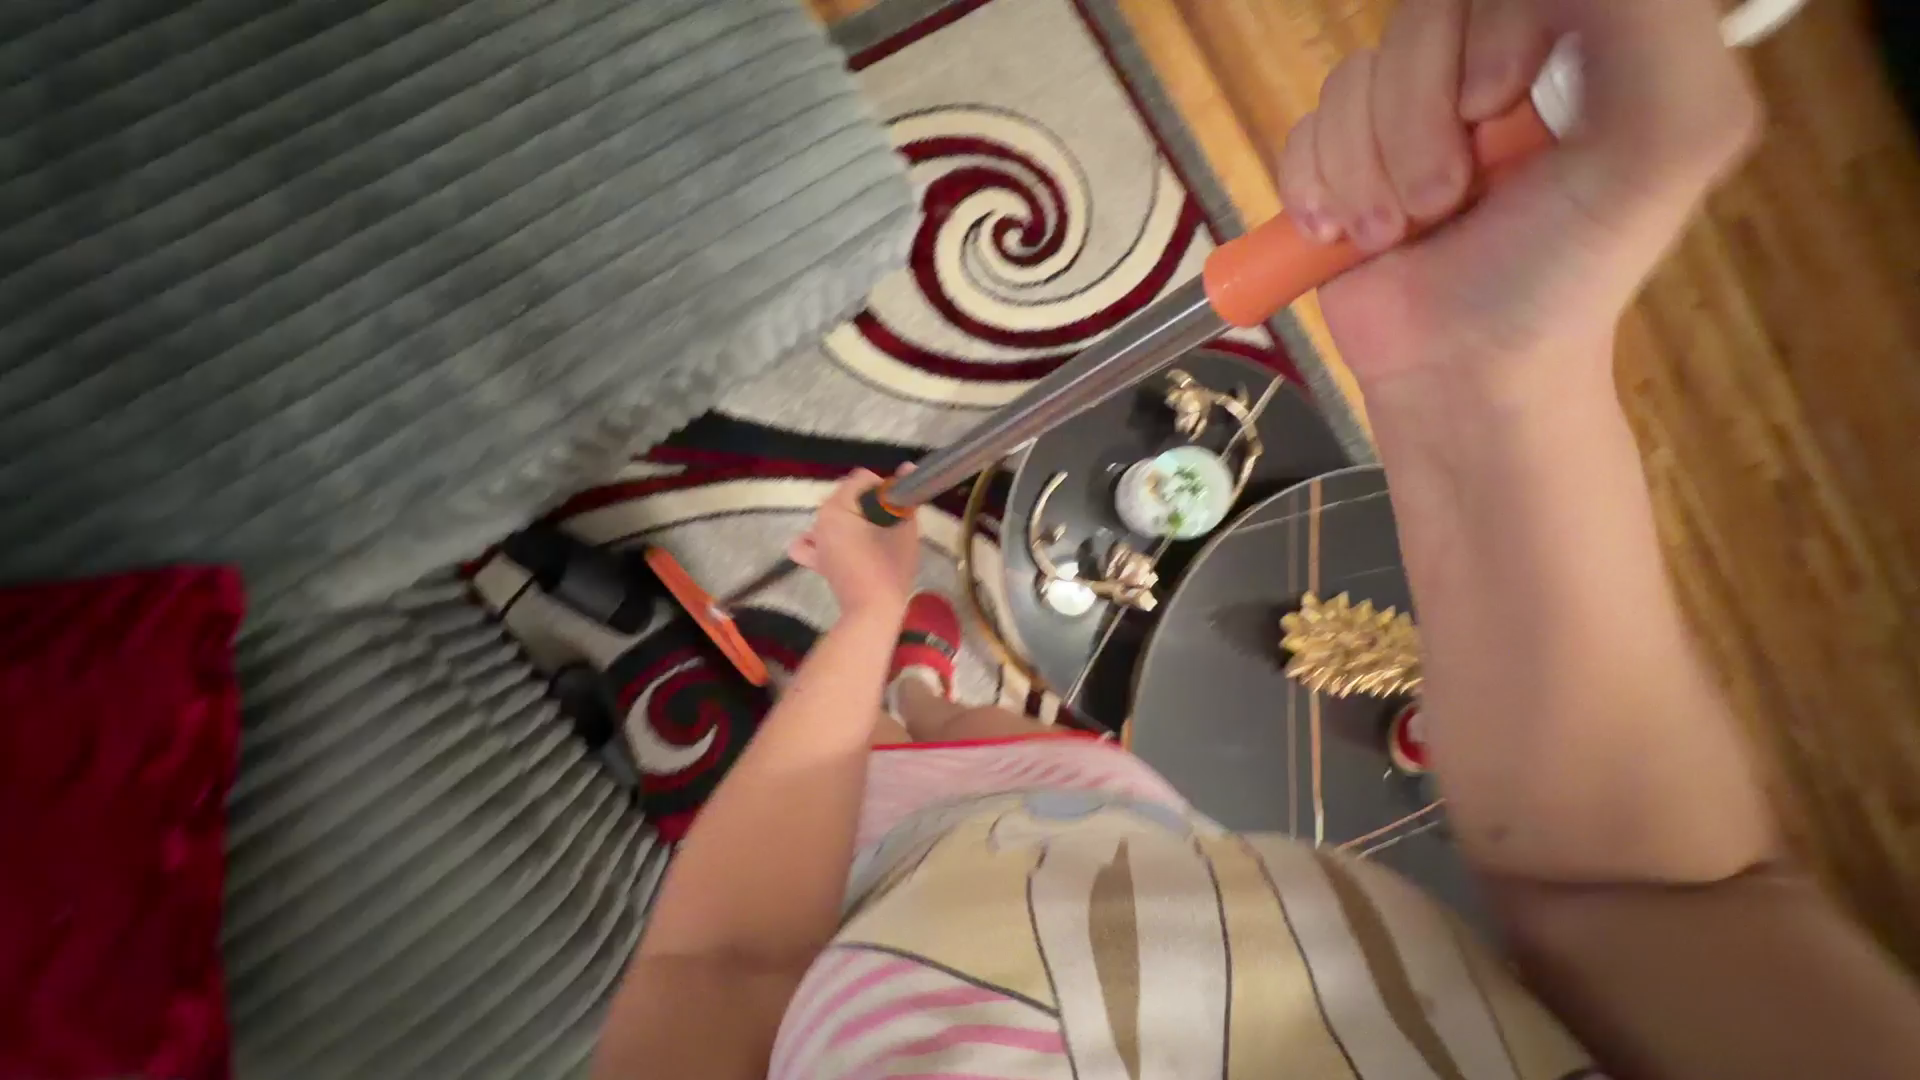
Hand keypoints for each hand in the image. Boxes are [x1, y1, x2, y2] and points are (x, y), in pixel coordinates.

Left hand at [788, 468, 918, 617]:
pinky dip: (823, 538)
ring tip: (873, 537)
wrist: (873, 611)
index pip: (863, 479)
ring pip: (834, 514)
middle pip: (848, 495)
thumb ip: (904, 496)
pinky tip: (839, 543)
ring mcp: (814, 541)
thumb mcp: (904, 528)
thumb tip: (908, 466)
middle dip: (870, 503)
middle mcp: (819, 519)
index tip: (899, 509)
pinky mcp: (815, 561)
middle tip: (891, 524)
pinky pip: (811, 542)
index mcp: (837, 507)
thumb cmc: (890, 567)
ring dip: (853, 518)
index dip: (886, 489)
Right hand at [1276, 0, 1759, 393]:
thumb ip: (1650, 21)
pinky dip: (1314, 193)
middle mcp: (1475, 73)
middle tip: (1443, 201)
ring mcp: (1397, 126)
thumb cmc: (1559, 274)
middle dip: (1415, 123)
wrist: (1459, 370)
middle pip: (1415, 20)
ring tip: (1394, 236)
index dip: (1486, 28)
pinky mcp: (1335, 174)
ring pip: (1350, 85)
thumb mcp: (1670, 137)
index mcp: (1565, 45)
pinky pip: (1301, 138)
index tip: (1495, 105)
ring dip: (1364, 173)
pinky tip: (1342, 239)